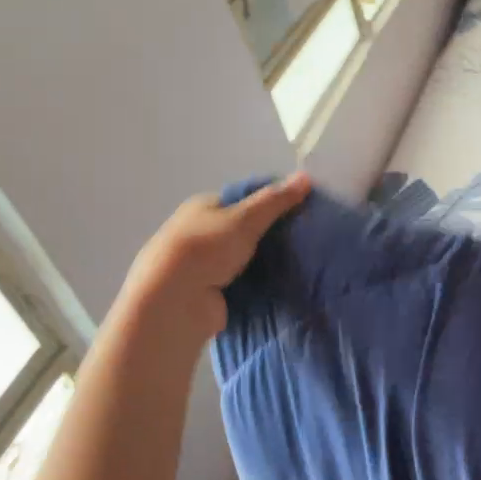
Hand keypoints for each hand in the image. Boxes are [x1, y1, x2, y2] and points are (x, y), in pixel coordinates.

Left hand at [115, 174, 312, 343]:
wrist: (173, 304)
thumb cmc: (205, 250)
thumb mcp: (245, 218)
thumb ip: (276, 200)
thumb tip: (306, 175)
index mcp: (202, 208)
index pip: (244, 198)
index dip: (273, 202)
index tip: (302, 210)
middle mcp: (201, 234)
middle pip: (245, 229)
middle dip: (273, 234)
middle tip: (307, 238)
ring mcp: (203, 265)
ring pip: (245, 257)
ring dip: (267, 261)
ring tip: (303, 263)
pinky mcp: (209, 293)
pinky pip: (243, 283)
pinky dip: (260, 284)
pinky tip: (284, 285)